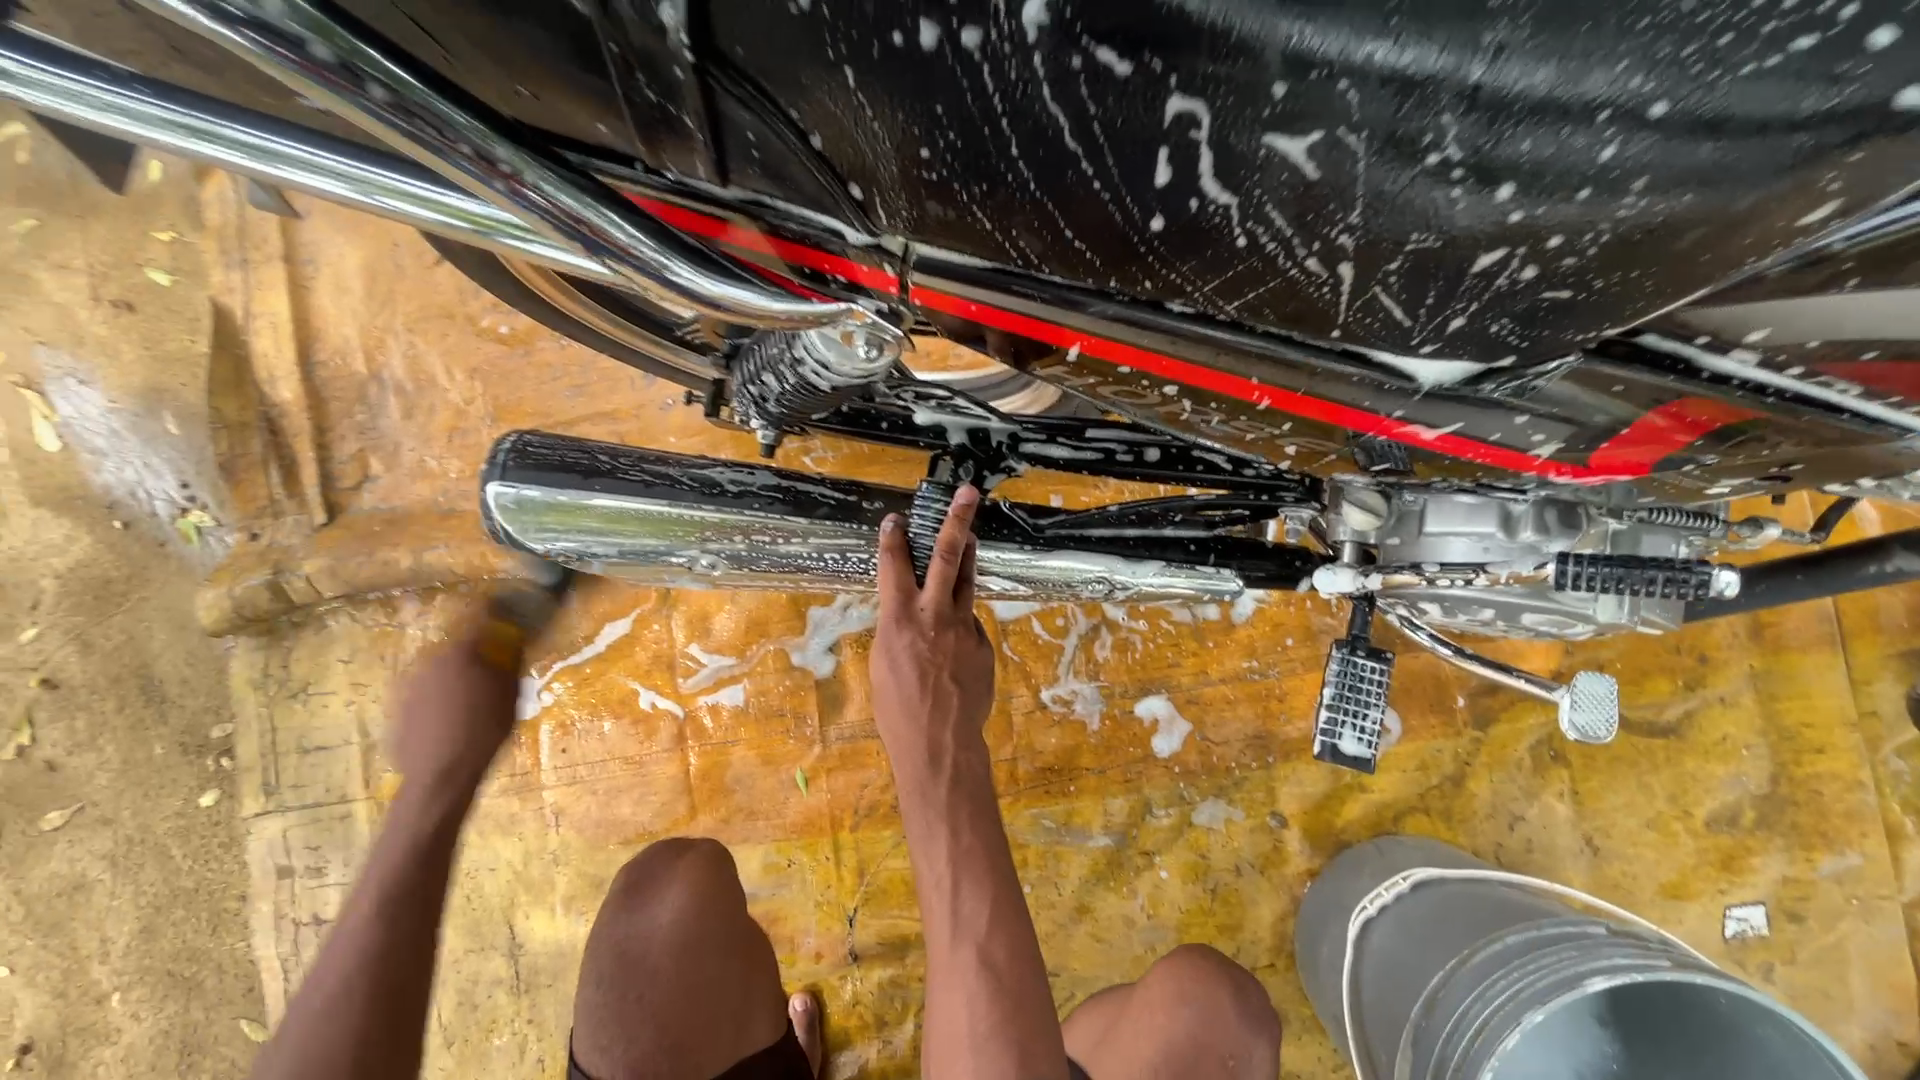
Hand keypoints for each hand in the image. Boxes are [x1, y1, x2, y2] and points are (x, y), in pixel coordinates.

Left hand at [389, 602, 521, 803]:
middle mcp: (430, 658)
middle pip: (458, 642)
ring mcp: (410, 682)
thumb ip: (510, 662)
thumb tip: (514, 640)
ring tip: (473, 691)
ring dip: (457, 671)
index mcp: (460, 651)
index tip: (506, 607)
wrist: (438, 774)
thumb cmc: (483, 732)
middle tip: (494, 660)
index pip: (478, 614)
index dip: (494, 608)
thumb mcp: (510, 695)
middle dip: (476, 647)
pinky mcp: (399, 705)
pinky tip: (452, 713)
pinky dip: (441, 693)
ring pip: (440, 666)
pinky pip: (426, 689)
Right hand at [871, 485, 996, 787]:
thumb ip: (897, 628)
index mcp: (899, 620)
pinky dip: (961, 623)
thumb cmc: (897, 709)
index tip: (897, 518)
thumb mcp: (882, 662)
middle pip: (948, 557)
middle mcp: (934, 615)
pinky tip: (953, 645)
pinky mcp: (983, 644)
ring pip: (968, 581)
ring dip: (969, 555)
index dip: (894, 539)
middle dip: (957, 521)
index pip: (894, 566)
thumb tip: (908, 612)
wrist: (940, 742)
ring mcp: (964, 628)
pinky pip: (970, 624)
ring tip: (970, 535)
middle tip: (968, 492)